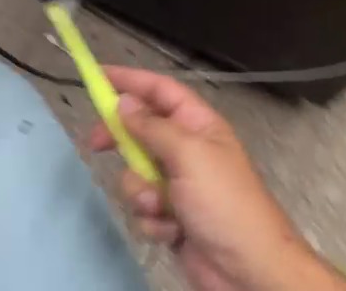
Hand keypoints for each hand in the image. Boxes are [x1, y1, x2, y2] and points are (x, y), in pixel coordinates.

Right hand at [89, 67, 345, 290]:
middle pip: (141, 130)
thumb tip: (123, 101)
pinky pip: (144, 208)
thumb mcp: (188, 154)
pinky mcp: (171, 217)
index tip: (98, 75)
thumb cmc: (223, 202)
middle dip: (121, 140)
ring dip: (142, 191)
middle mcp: (186, 150)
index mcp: (198, 125)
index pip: (159, 90)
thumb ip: (152, 126)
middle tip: (97, 143)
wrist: (248, 271)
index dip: (130, 80)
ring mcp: (178, 185)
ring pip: (136, 174)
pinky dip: (153, 220)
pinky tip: (173, 231)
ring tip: (161, 206)